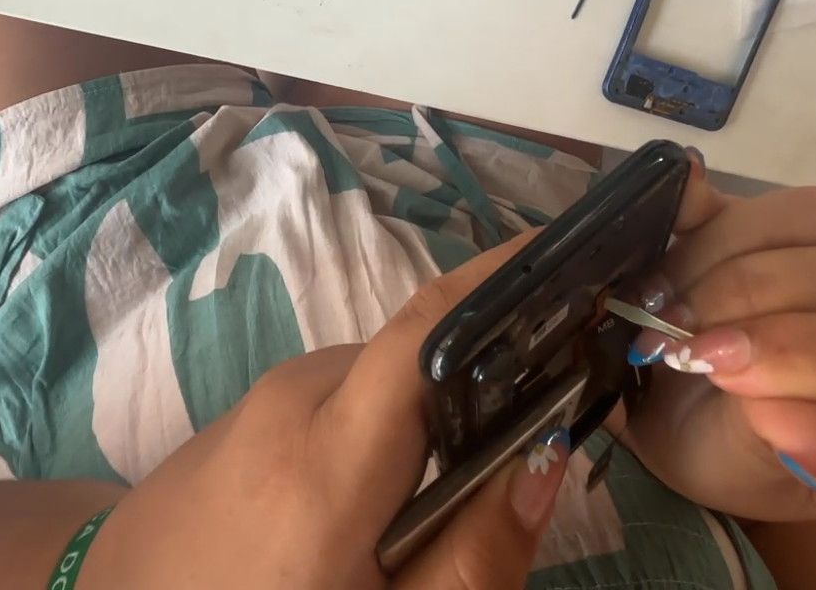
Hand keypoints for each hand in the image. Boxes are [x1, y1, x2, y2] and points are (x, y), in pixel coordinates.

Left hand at [81, 235, 571, 589]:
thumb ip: (467, 560)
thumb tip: (541, 462)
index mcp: (328, 459)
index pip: (424, 333)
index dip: (496, 280)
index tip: (559, 256)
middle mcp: (297, 394)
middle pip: (417, 357)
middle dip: (482, 377)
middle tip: (531, 433)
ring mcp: (269, 387)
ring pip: (383, 379)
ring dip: (429, 413)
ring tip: (446, 490)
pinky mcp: (256, 396)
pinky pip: (346, 390)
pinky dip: (386, 419)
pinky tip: (380, 490)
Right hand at [621, 161, 815, 521]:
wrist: (676, 407)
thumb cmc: (724, 453)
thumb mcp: (740, 469)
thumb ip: (781, 448)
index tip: (720, 366)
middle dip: (754, 297)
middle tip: (673, 328)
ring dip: (726, 252)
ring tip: (664, 298)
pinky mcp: (795, 224)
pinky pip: (764, 192)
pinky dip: (713, 204)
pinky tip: (674, 224)